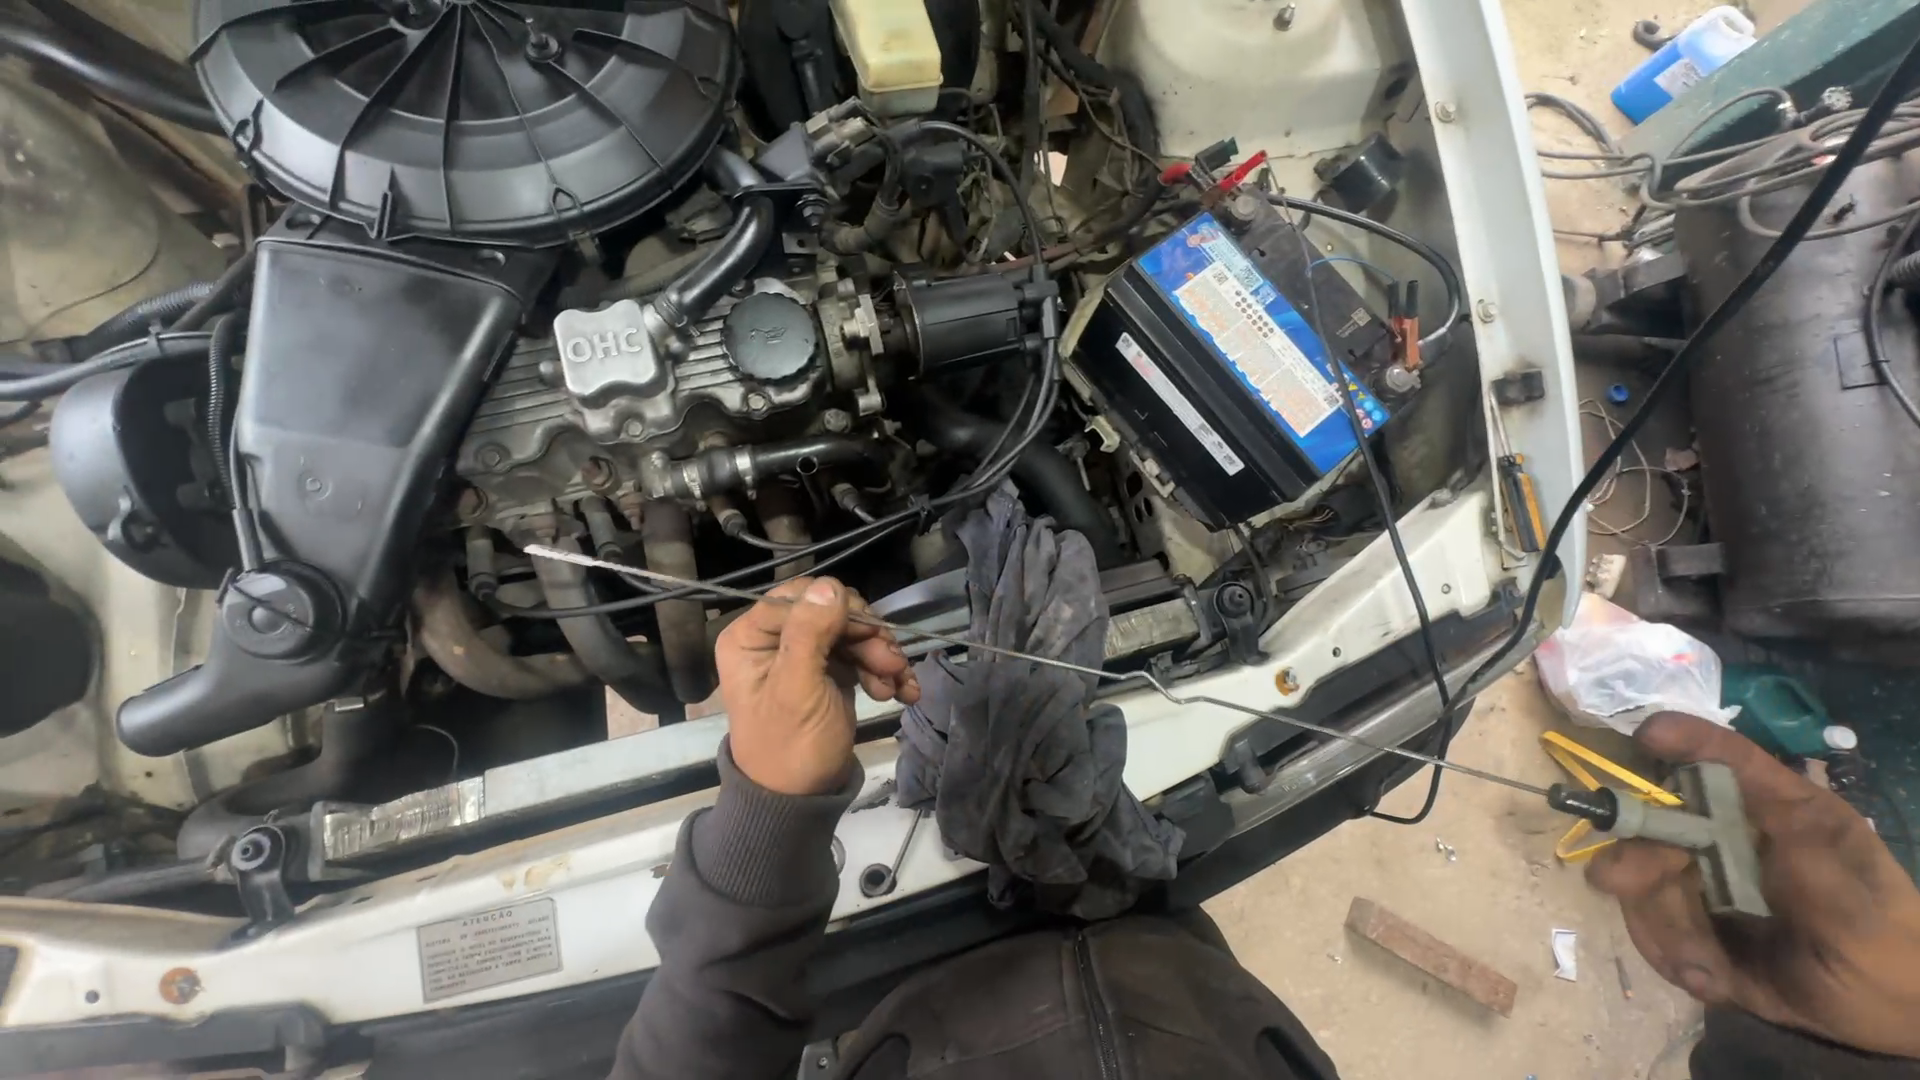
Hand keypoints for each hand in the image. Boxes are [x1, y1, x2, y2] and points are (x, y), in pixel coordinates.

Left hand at [715, 577, 920, 795]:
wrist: (800, 800)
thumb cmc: (789, 746)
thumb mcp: (796, 689)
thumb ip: (809, 634)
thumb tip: (829, 584)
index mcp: (751, 636)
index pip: (802, 597)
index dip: (840, 610)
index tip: (872, 634)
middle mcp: (776, 637)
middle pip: (833, 611)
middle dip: (868, 637)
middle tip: (893, 665)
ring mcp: (805, 652)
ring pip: (853, 630)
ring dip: (882, 655)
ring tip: (899, 685)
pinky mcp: (830, 669)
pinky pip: (862, 652)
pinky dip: (884, 669)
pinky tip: (900, 691)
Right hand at [1588, 713, 1919, 1057]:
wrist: (1883, 1020)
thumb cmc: (1890, 953)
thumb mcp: (1865, 912)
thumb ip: (1818, 869)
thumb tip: (1770, 825)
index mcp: (1781, 813)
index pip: (1730, 760)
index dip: (1689, 739)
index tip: (1649, 733)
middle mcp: (1726, 831)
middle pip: (1657, 823)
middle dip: (1635, 856)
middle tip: (1614, 883)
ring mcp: (1696, 871)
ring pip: (1642, 878)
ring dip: (1664, 926)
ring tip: (1703, 971)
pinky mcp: (1678, 911)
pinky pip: (1647, 922)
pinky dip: (1669, 953)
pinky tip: (1707, 979)